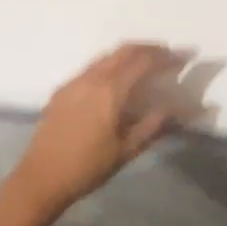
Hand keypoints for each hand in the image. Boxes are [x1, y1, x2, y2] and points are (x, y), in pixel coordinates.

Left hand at [7, 43, 188, 211]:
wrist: (41, 177)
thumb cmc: (88, 167)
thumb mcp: (126, 149)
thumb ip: (153, 124)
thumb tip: (177, 106)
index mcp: (110, 91)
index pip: (143, 62)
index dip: (167, 57)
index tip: (185, 57)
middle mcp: (91, 78)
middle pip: (124, 51)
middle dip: (149, 48)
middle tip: (168, 54)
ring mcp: (73, 81)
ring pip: (106, 56)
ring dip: (129, 54)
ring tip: (146, 63)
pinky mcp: (62, 90)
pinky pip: (91, 67)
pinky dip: (110, 64)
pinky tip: (117, 79)